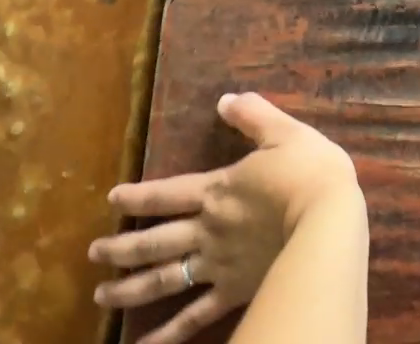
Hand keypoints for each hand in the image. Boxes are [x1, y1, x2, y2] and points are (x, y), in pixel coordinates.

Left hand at [89, 92, 361, 343]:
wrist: (326, 218)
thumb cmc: (309, 170)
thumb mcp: (285, 132)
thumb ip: (254, 116)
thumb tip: (225, 99)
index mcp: (218, 190)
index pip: (167, 193)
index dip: (137, 195)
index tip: (112, 198)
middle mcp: (207, 229)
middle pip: (154, 240)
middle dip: (121, 246)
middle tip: (94, 253)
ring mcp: (217, 264)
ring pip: (163, 279)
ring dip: (129, 287)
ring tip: (102, 295)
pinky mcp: (233, 290)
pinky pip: (194, 317)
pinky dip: (167, 334)